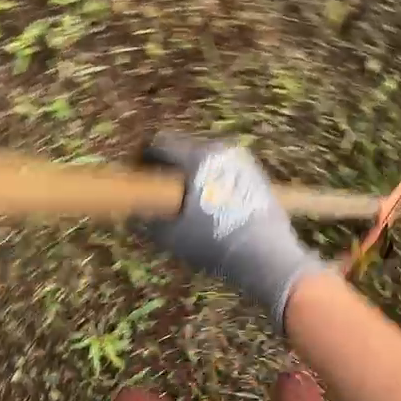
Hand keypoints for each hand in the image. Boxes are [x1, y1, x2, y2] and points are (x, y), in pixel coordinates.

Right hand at [135, 133, 328, 331]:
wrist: (267, 257)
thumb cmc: (214, 244)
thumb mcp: (170, 236)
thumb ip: (145, 218)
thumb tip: (132, 212)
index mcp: (197, 157)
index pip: (158, 144)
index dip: (142, 160)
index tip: (137, 178)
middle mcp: (220, 150)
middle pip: (182, 149)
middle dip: (168, 169)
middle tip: (159, 195)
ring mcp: (241, 160)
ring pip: (204, 160)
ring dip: (191, 175)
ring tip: (186, 205)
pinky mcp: (255, 173)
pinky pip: (222, 170)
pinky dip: (211, 182)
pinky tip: (210, 209)